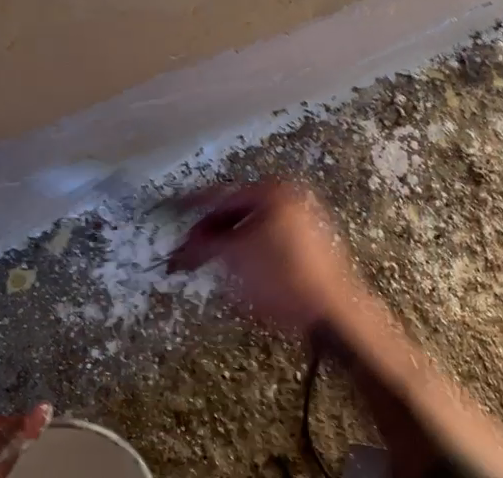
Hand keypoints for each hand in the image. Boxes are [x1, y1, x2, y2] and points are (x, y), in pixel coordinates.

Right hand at [166, 181, 363, 332]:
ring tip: (208, 265)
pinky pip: (267, 242)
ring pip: (251, 228)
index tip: (170, 212)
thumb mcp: (235, 258)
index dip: (193, 207)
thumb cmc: (284, 278)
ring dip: (227, 245)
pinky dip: (247, 253)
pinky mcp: (307, 247)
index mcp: (274, 192)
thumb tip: (185, 245)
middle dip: (210, 232)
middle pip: (237, 211)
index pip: (222, 195)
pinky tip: (237, 273)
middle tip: (187, 253)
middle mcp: (290, 199)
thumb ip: (205, 245)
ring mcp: (301, 222)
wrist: (332, 311)